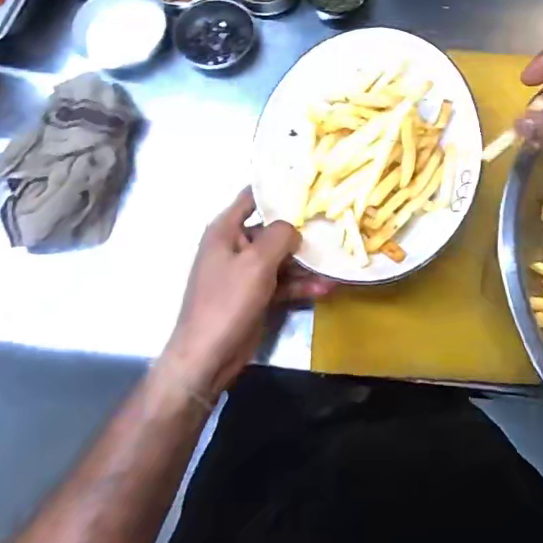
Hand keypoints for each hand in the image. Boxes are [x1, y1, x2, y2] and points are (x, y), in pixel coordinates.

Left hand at [157, 190, 331, 398]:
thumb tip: (295, 228)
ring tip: (336, 261)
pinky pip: (282, 283)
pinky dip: (300, 284)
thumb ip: (280, 235)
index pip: (253, 196)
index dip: (278, 188)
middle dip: (301, 229)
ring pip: (281, 258)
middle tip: (334, 224)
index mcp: (226, 230)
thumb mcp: (256, 262)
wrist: (206, 359)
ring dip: (306, 262)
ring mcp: (245, 273)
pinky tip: (325, 287)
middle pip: (272, 229)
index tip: (309, 184)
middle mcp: (235, 246)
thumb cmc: (227, 301)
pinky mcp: (255, 296)